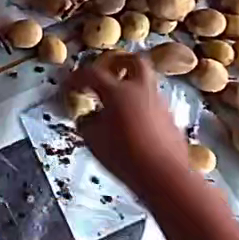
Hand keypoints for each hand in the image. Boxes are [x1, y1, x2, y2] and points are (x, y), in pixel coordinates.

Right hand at [68, 52, 192, 192]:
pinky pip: (151, 103)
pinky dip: (139, 105)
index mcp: (118, 91)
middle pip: (134, 61)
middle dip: (118, 62)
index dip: (76, 78)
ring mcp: (159, 104)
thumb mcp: (93, 139)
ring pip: (144, 83)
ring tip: (114, 104)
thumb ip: (86, 122)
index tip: (68, 86)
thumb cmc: (124, 156)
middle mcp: (141, 91)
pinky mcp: (170, 120)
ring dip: (129, 86)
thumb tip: (88, 116)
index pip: (91, 74)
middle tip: (105, 71)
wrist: (166, 178)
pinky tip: (130, 123)